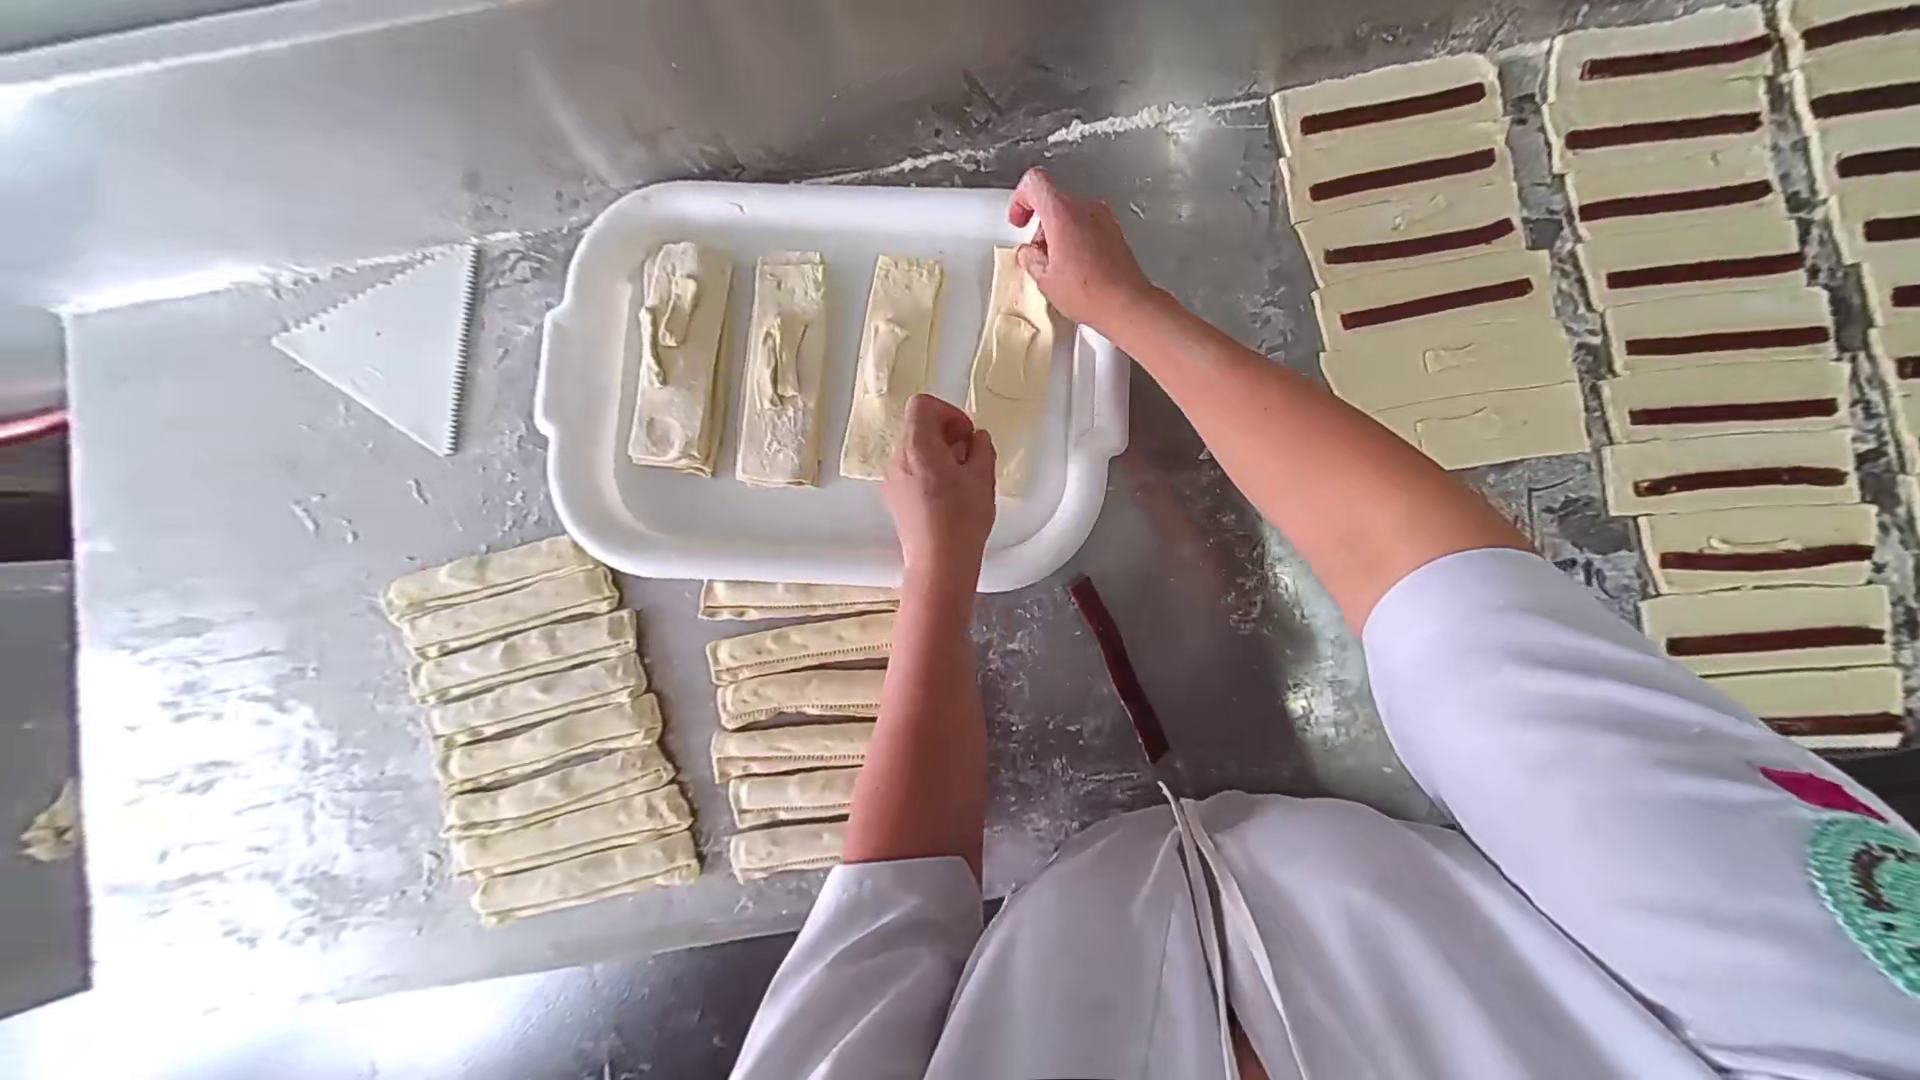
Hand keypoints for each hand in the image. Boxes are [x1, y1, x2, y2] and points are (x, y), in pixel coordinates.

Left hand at [884, 395, 996, 583]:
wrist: (939, 563)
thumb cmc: (962, 521)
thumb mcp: (983, 478)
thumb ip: (981, 449)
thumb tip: (977, 439)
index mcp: (918, 447)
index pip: (922, 405)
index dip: (949, 413)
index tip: (966, 434)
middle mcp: (898, 459)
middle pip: (918, 427)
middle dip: (946, 434)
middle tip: (969, 457)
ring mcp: (892, 480)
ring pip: (914, 450)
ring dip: (938, 454)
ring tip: (961, 480)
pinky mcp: (894, 498)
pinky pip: (910, 471)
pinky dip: (928, 472)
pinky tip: (947, 495)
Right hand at [1008, 167, 1157, 327]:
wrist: (1125, 304)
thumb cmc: (1090, 292)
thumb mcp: (1045, 280)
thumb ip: (1030, 259)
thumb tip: (1028, 253)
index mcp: (1062, 213)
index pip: (1034, 183)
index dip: (1020, 199)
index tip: (1019, 219)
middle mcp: (1085, 208)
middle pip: (1053, 200)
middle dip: (1040, 225)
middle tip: (1036, 252)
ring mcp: (1103, 218)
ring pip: (1071, 213)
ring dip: (1058, 233)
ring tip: (1056, 265)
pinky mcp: (1114, 231)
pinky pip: (1088, 225)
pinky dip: (1076, 239)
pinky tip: (1074, 267)